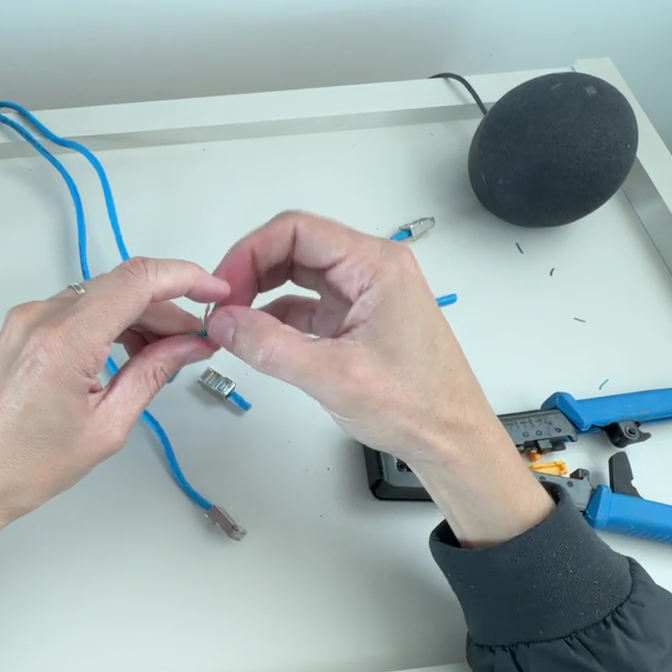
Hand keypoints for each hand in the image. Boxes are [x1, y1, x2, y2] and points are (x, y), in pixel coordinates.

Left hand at [0, 258, 228, 547]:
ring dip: (139, 317)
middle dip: (167, 309)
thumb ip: (152, 374)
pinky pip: (77, 311)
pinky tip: (130, 352)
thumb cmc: (29, 466)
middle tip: (197, 341)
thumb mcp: (107, 427)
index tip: (215, 292)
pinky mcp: (20, 329)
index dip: (185, 278)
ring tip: (166, 354)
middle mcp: (40, 317)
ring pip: (100, 297)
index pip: (136, 280)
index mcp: (64, 341)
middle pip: (121, 288)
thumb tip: (190, 345)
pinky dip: (109, 324)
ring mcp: (25, 320)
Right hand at [205, 211, 550, 545]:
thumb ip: (270, 345)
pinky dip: (275, 316)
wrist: (450, 441)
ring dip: (260, 293)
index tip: (222, 288)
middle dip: (251, 272)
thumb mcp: (331, 376)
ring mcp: (362, 295)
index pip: (296, 230)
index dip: (250, 253)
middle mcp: (369, 270)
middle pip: (294, 247)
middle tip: (221, 308)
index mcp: (374, 265)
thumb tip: (221, 322)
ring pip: (297, 275)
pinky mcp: (355, 320)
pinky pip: (305, 304)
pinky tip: (256, 337)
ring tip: (232, 324)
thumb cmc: (413, 406)